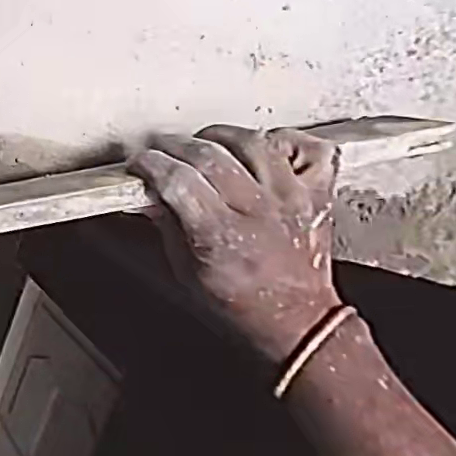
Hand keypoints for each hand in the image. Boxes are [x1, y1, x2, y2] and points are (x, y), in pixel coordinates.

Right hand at [128, 125, 342, 359]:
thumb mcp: (183, 269)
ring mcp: (292, 198)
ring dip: (220, 136)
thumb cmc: (237, 301)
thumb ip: (167, 225)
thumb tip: (148, 194)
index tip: (138, 164)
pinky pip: (309, 148)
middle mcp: (258, 211)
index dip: (150, 164)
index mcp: (219, 235)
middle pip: (209, 155)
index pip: (177, 179)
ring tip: (203, 144)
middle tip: (160, 151)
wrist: (295, 319)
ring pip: (254, 142)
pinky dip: (284, 140)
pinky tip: (260, 148)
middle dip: (174, 146)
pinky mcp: (317, 193)